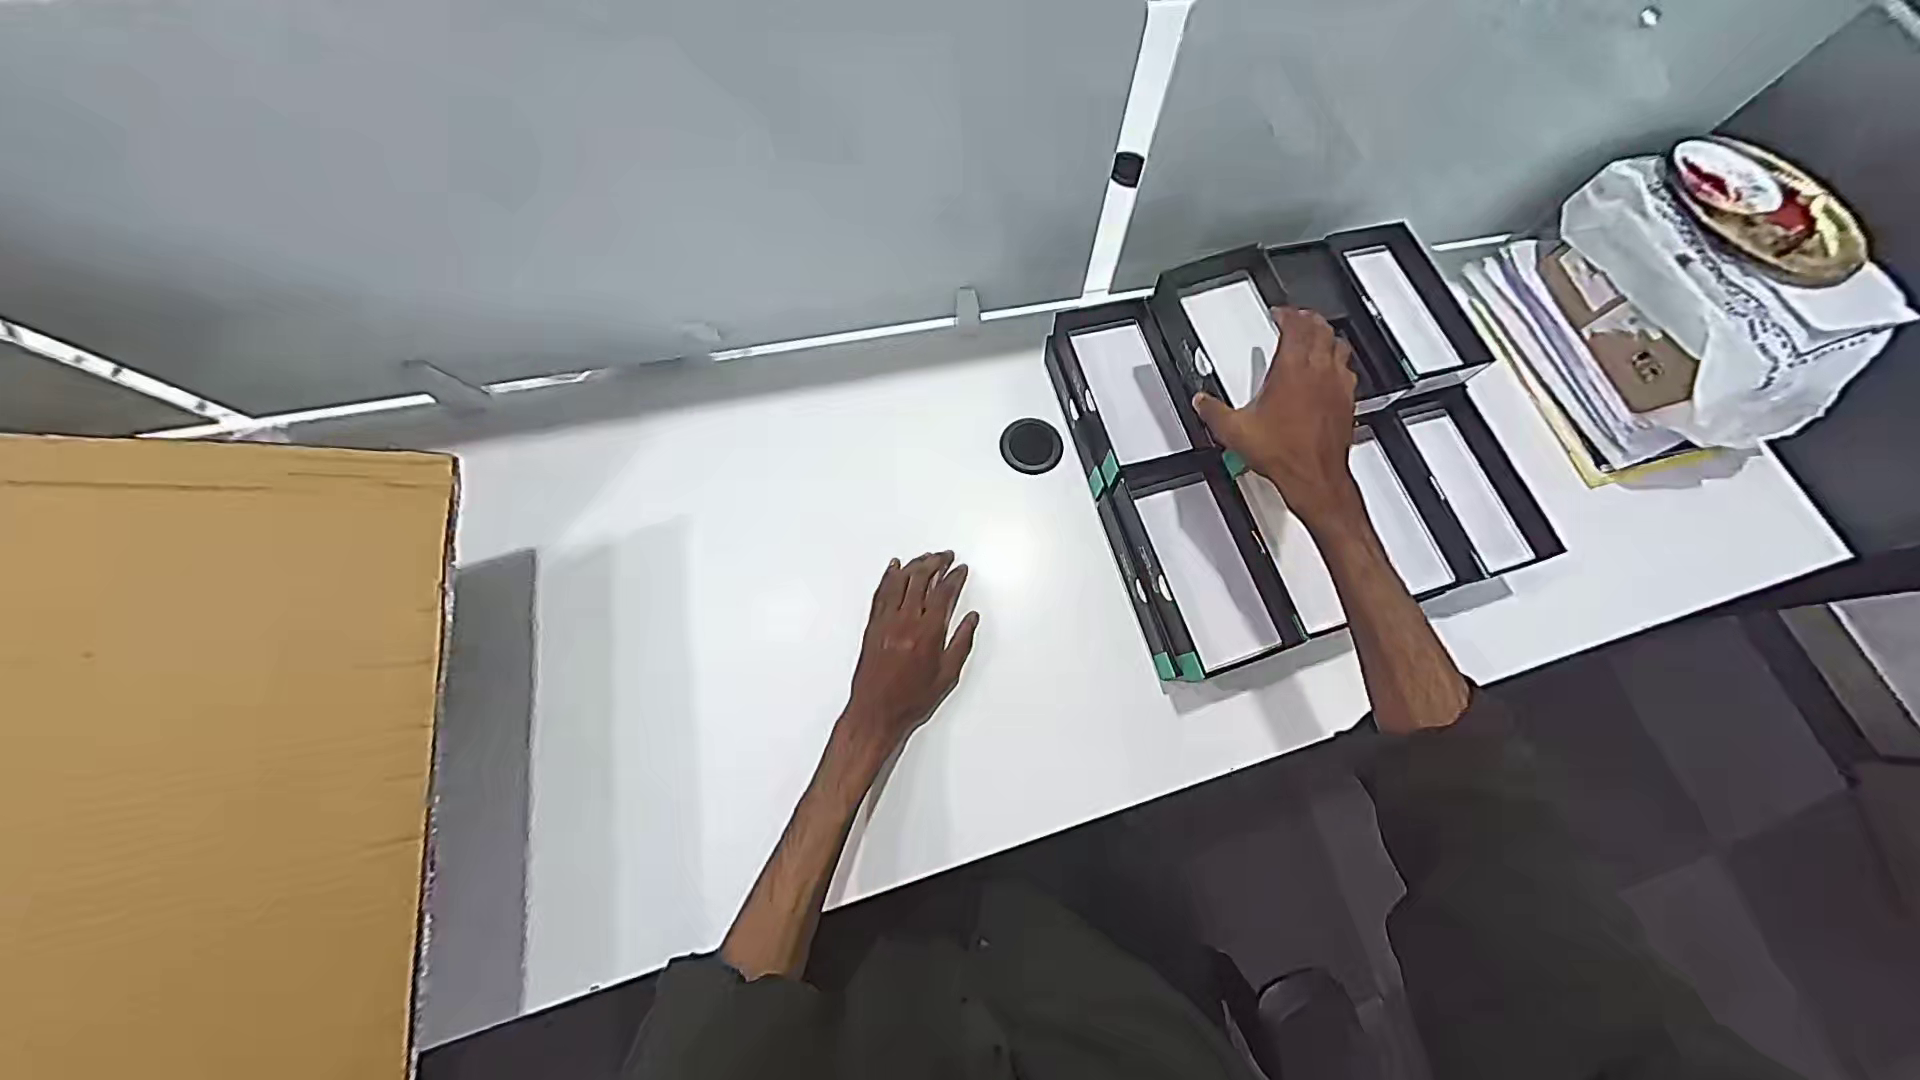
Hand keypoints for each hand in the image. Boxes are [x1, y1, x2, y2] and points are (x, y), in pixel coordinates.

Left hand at [832, 552, 979, 773]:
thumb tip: (970, 619)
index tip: (960, 569)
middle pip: (922, 579)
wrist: (875, 714)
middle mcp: (905, 622)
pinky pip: (881, 593)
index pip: (944, 593)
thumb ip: (961, 642)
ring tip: (925, 557)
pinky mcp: (872, 626)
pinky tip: (894, 568)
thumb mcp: (948, 675)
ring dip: (914, 565)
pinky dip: (889, 576)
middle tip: (945, 556)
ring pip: (900, 581)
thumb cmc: (909, 701)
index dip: (954, 577)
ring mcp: (886, 622)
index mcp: (928, 632)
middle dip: (936, 563)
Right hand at [1193, 307, 1361, 528]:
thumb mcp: (1234, 430)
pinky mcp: (1347, 401)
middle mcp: (1319, 372)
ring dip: (1326, 336)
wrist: (1312, 475)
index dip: (1287, 315)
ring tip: (1315, 336)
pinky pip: (1347, 370)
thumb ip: (1213, 411)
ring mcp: (1337, 385)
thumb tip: (1202, 401)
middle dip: (1308, 319)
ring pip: (1339, 345)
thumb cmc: (1284, 453)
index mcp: (1292, 370)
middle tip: (1297, 319)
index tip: (1280, 314)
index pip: (1296, 326)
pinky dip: (1337, 362)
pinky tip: (1330, 371)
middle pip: (1321, 329)